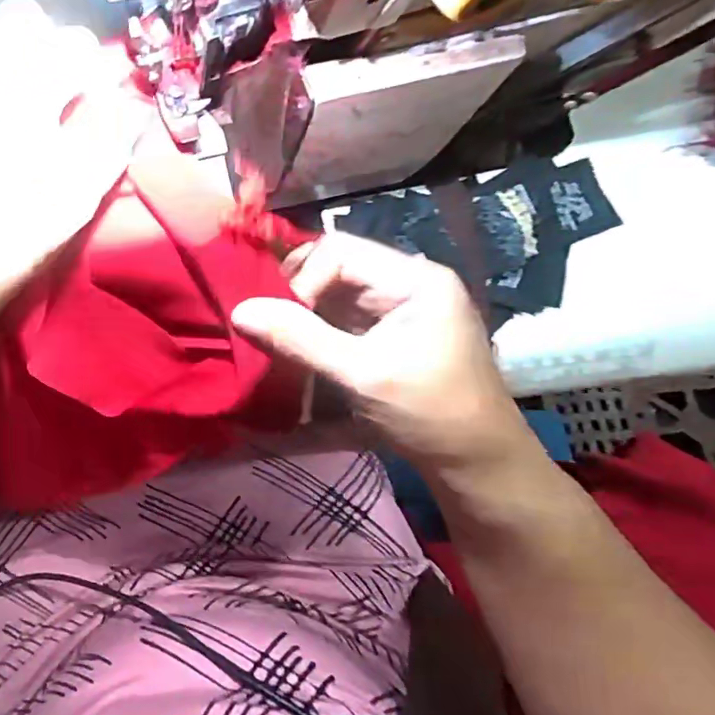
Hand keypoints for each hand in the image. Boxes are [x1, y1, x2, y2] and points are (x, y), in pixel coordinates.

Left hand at [0, 0, 145, 354]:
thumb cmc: (8, 239)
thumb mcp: (78, 193)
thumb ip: (111, 135)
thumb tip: (127, 103)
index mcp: (19, 85)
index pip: (75, 44)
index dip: (98, 73)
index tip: (102, 104)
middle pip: (24, 20)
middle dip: (54, 50)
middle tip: (64, 99)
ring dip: (15, 62)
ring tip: (25, 115)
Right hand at [230, 233, 543, 479]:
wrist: (474, 463)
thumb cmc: (429, 414)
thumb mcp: (361, 376)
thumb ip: (299, 339)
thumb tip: (239, 311)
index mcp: (414, 279)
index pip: (338, 251)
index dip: (301, 280)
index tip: (282, 322)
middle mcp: (403, 281)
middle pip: (330, 263)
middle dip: (294, 291)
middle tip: (272, 325)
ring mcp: (392, 306)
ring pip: (326, 288)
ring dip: (297, 311)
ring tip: (276, 338)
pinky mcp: (380, 330)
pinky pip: (332, 312)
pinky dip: (307, 326)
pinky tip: (292, 347)